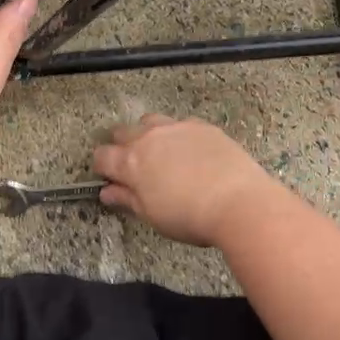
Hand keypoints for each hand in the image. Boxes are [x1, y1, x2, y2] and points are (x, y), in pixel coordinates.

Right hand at [92, 114, 284, 245]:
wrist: (238, 202)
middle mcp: (148, 137)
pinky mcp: (200, 126)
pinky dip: (179, 136)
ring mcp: (175, 127)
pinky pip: (181, 124)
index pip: (103, 156)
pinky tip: (191, 153)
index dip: (101, 167)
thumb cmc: (190, 217)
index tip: (107, 177)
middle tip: (134, 167)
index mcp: (131, 162)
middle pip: (123, 132)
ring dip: (148, 134)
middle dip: (122, 146)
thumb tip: (107, 192)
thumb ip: (127, 199)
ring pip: (151, 122)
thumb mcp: (153, 216)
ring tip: (161, 154)